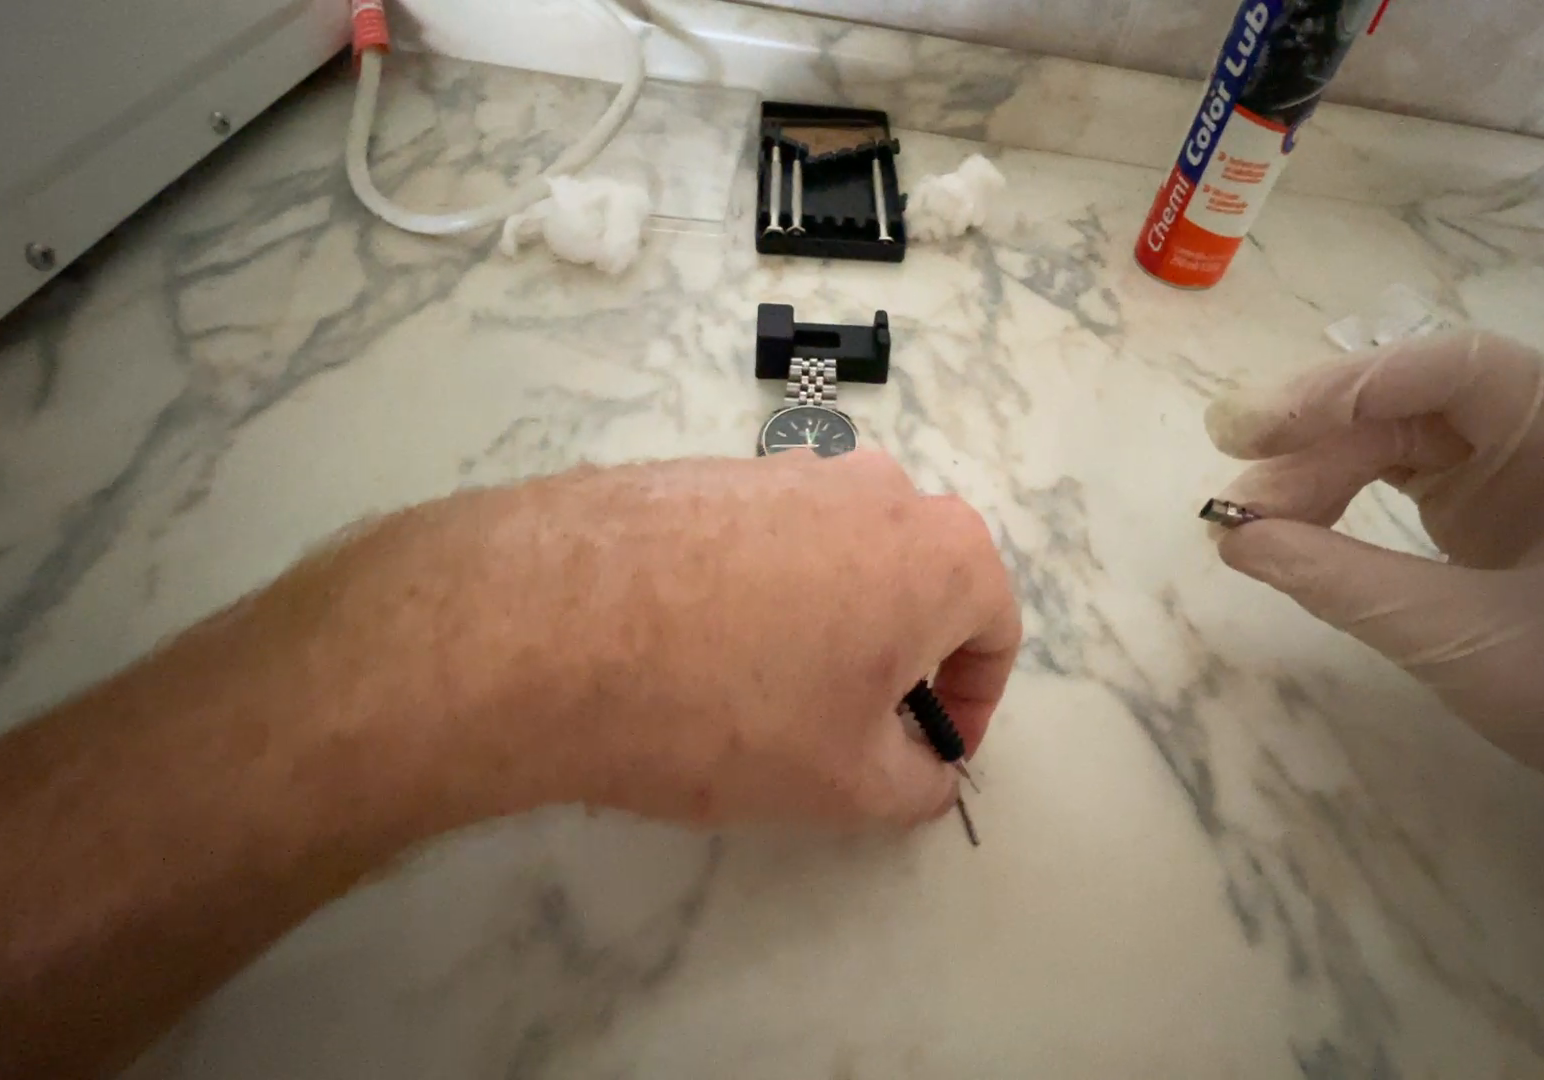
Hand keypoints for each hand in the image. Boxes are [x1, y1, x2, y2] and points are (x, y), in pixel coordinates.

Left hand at [309, 451, 1019, 832]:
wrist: (547, 624)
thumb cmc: (732, 708)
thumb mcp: (848, 783)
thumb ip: (920, 784)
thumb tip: (931, 772)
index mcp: (941, 552)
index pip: (997, 631)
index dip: (972, 704)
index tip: (928, 750)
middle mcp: (881, 490)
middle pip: (925, 586)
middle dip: (906, 662)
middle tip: (854, 725)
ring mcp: (794, 468)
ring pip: (850, 558)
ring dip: (839, 624)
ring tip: (772, 688)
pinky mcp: (720, 469)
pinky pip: (778, 537)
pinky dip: (774, 590)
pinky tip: (710, 640)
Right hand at [1204, 332, 1543, 886]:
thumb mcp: (1465, 646)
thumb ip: (1341, 582)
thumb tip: (1232, 537)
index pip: (1460, 369)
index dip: (1344, 389)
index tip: (1249, 434)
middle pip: (1414, 400)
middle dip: (1313, 440)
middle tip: (1233, 496)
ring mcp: (1534, 461)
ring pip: (1399, 431)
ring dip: (1317, 469)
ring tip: (1250, 522)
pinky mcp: (1501, 496)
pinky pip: (1404, 469)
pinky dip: (1340, 491)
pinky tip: (1297, 523)